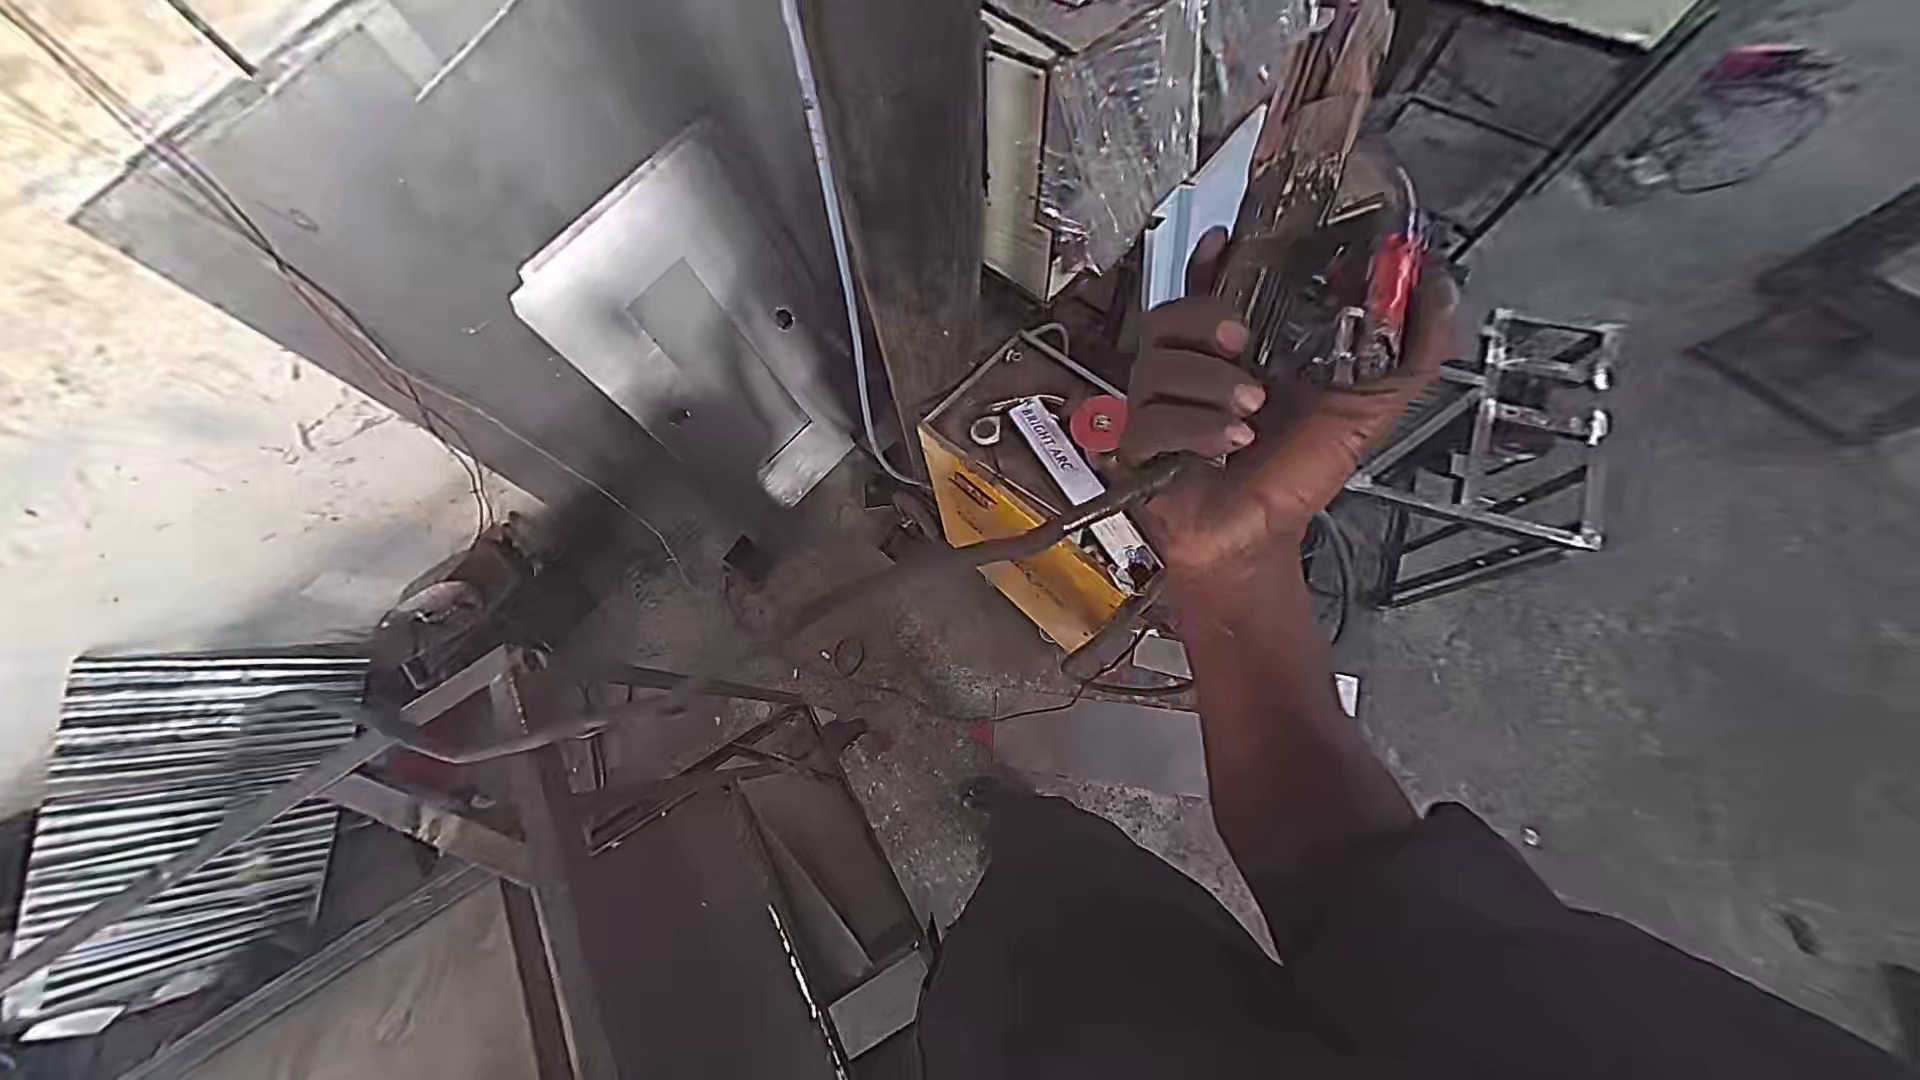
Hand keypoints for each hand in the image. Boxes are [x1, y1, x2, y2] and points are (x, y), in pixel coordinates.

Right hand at [1121, 226, 1460, 581]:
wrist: (1254, 536)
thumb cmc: (1294, 474)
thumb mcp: (1364, 408)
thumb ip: (1407, 351)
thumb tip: (1436, 285)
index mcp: (1231, 356)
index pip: (1203, 294)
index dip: (1205, 265)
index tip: (1222, 240)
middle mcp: (1185, 375)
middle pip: (1166, 319)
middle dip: (1205, 323)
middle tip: (1242, 344)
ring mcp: (1154, 409)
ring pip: (1157, 370)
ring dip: (1211, 389)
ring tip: (1248, 420)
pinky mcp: (1135, 447)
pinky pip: (1150, 421)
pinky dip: (1192, 432)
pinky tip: (1224, 448)